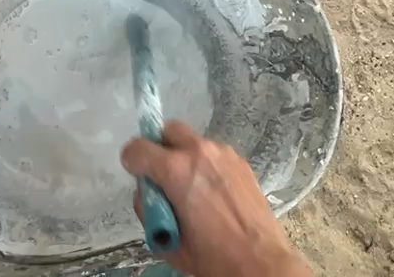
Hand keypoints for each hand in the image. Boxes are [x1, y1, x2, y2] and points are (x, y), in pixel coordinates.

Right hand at [120, 122, 311, 276]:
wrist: (262, 263)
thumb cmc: (213, 258)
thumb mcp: (168, 242)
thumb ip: (149, 210)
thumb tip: (148, 193)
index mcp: (175, 170)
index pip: (138, 148)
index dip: (132, 160)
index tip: (135, 172)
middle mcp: (198, 151)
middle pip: (168, 130)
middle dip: (160, 148)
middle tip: (164, 176)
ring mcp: (222, 153)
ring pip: (193, 141)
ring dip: (185, 157)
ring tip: (194, 188)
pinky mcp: (240, 161)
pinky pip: (214, 153)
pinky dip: (207, 165)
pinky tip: (214, 192)